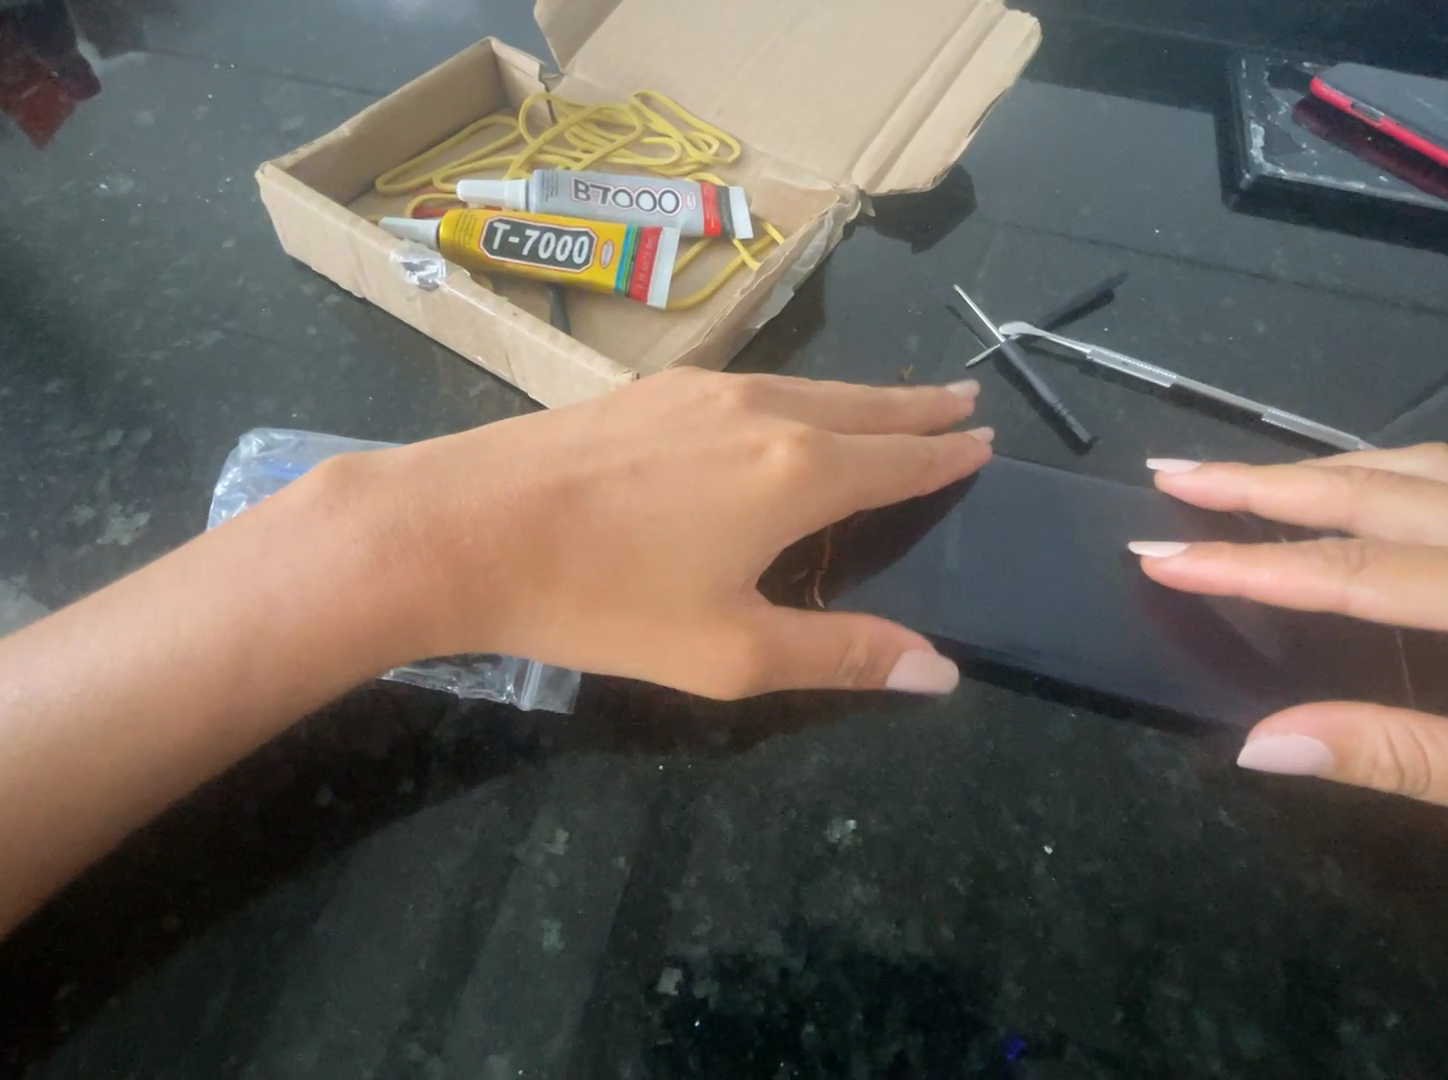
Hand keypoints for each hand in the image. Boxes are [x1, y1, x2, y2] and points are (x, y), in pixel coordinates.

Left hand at [317, 369, 992, 698]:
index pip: (897, 459)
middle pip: (862, 406)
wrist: (465, 529)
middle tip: (962, 401)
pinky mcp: (650, 389)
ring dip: (859, 397)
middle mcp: (762, 412)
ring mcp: (701, 391)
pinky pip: (751, 387)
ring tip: (894, 403)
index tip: (982, 441)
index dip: (944, 454)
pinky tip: (784, 408)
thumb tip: (941, 673)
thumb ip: (840, 656)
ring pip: (807, 388)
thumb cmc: (603, 599)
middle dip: (917, 408)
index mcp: (796, 473)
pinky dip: (795, 396)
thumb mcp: (731, 653)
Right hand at [1133, 444, 1447, 869]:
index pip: (1364, 572)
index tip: (1162, 558)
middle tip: (1168, 476)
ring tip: (1225, 476)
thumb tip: (1261, 744)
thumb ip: (1408, 760)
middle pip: (1377, 490)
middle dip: (1257, 484)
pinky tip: (1332, 486)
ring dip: (1305, 469)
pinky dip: (1364, 473)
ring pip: (1414, 469)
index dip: (1250, 566)